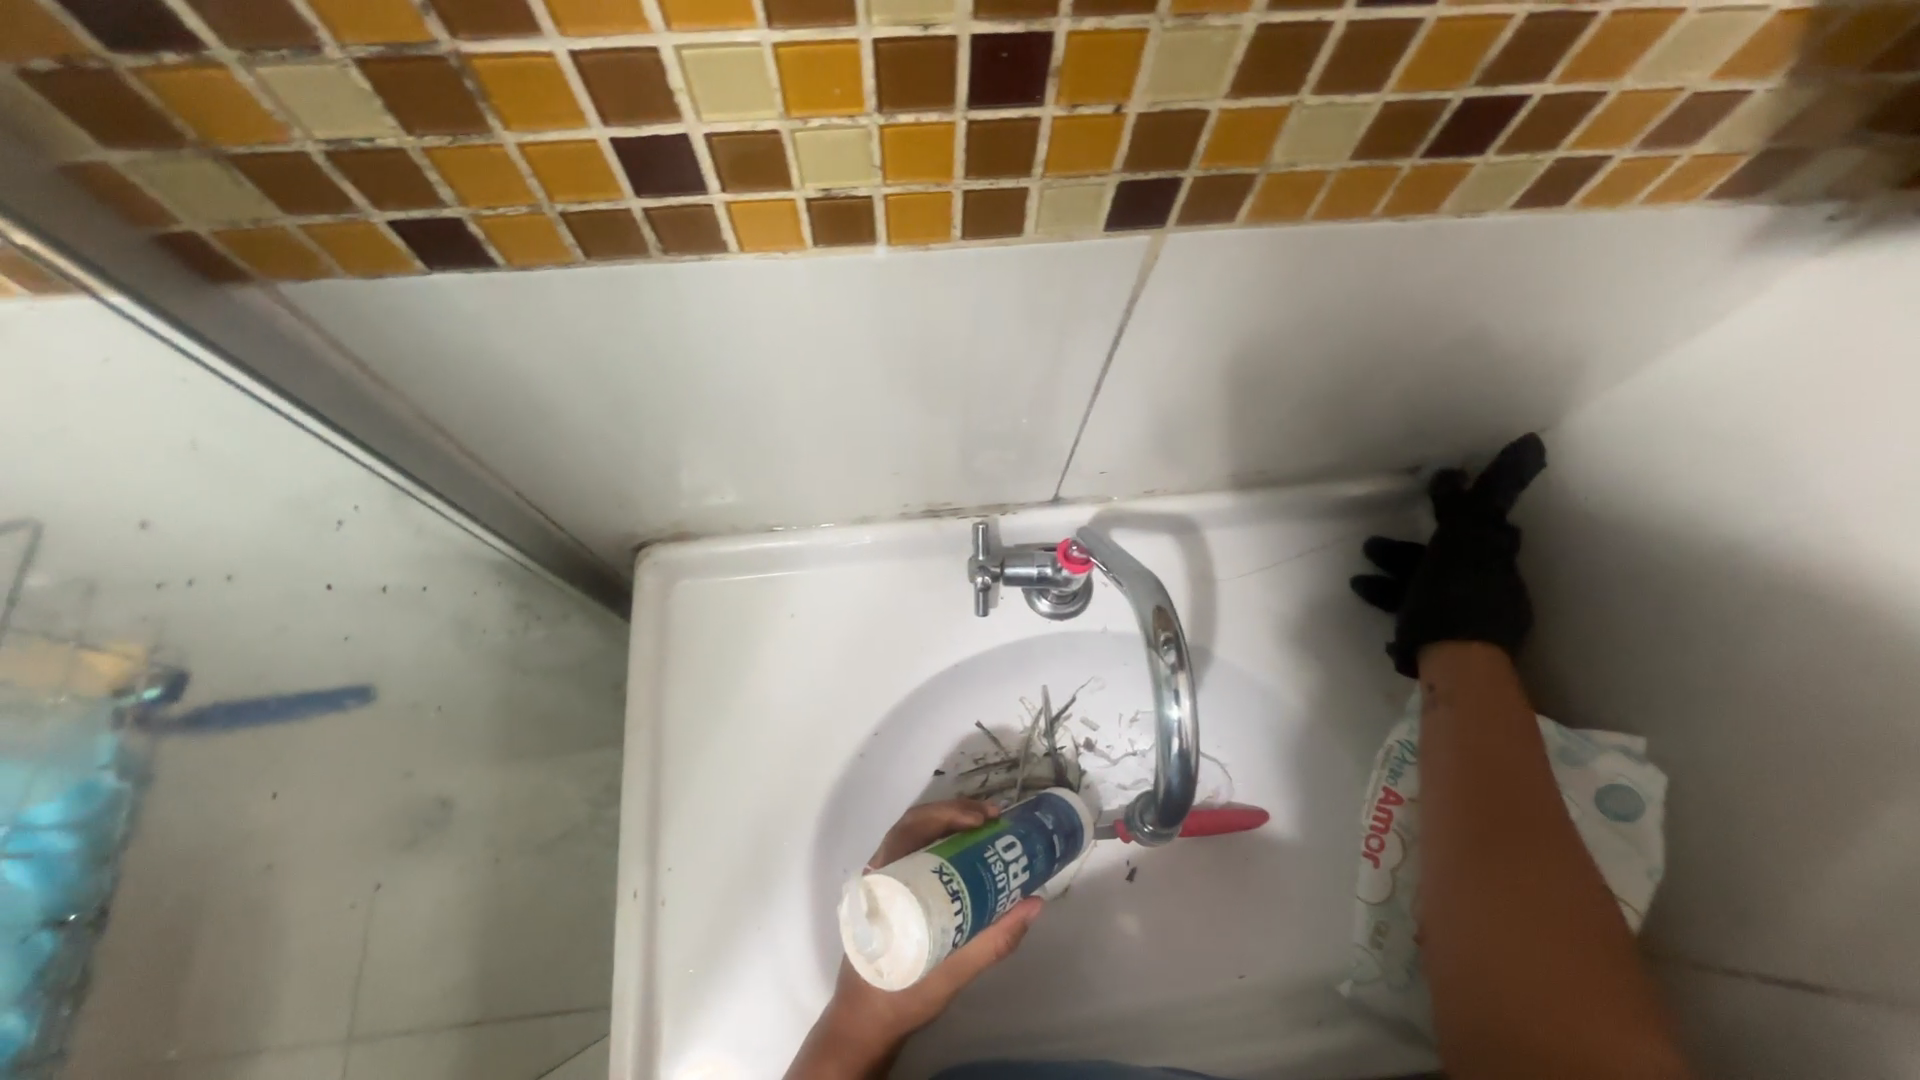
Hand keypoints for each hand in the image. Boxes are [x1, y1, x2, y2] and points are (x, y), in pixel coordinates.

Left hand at [785, 799, 1045, 1078]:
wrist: (865, 1024)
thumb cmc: (901, 995)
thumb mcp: (951, 972)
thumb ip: (993, 940)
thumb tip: (1034, 903)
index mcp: (884, 883)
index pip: (912, 829)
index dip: (948, 814)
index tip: (984, 820)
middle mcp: (879, 872)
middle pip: (916, 825)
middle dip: (957, 813)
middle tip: (995, 818)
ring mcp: (884, 880)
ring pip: (916, 837)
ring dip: (952, 826)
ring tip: (989, 828)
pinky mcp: (892, 892)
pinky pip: (917, 854)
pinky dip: (944, 844)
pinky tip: (970, 853)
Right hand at [1351, 433, 1547, 677]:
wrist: (1456, 667)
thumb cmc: (1454, 598)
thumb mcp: (1459, 541)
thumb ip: (1465, 505)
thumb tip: (1476, 464)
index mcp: (1492, 558)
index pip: (1485, 518)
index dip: (1469, 500)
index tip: (1455, 483)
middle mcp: (1489, 586)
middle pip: (1446, 556)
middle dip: (1410, 548)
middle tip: (1370, 545)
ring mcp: (1471, 618)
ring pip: (1427, 587)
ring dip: (1393, 579)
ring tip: (1360, 583)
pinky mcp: (1450, 645)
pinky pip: (1420, 616)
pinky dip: (1398, 606)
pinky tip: (1379, 616)